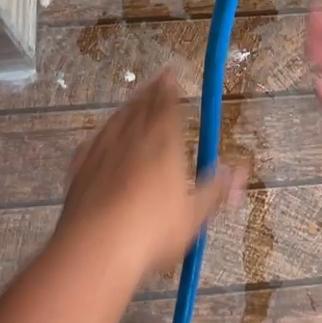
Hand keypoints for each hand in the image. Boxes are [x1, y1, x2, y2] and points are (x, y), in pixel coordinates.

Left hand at [53, 71, 243, 276]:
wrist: (96, 248)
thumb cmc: (152, 231)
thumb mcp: (194, 214)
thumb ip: (217, 189)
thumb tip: (240, 170)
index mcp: (163, 142)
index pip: (167, 105)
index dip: (169, 88)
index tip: (170, 74)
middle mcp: (133, 138)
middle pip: (142, 106)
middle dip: (150, 91)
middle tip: (155, 78)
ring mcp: (104, 150)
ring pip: (118, 119)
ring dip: (127, 106)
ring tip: (133, 99)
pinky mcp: (81, 167)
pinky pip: (94, 140)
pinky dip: (103, 132)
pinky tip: (102, 135)